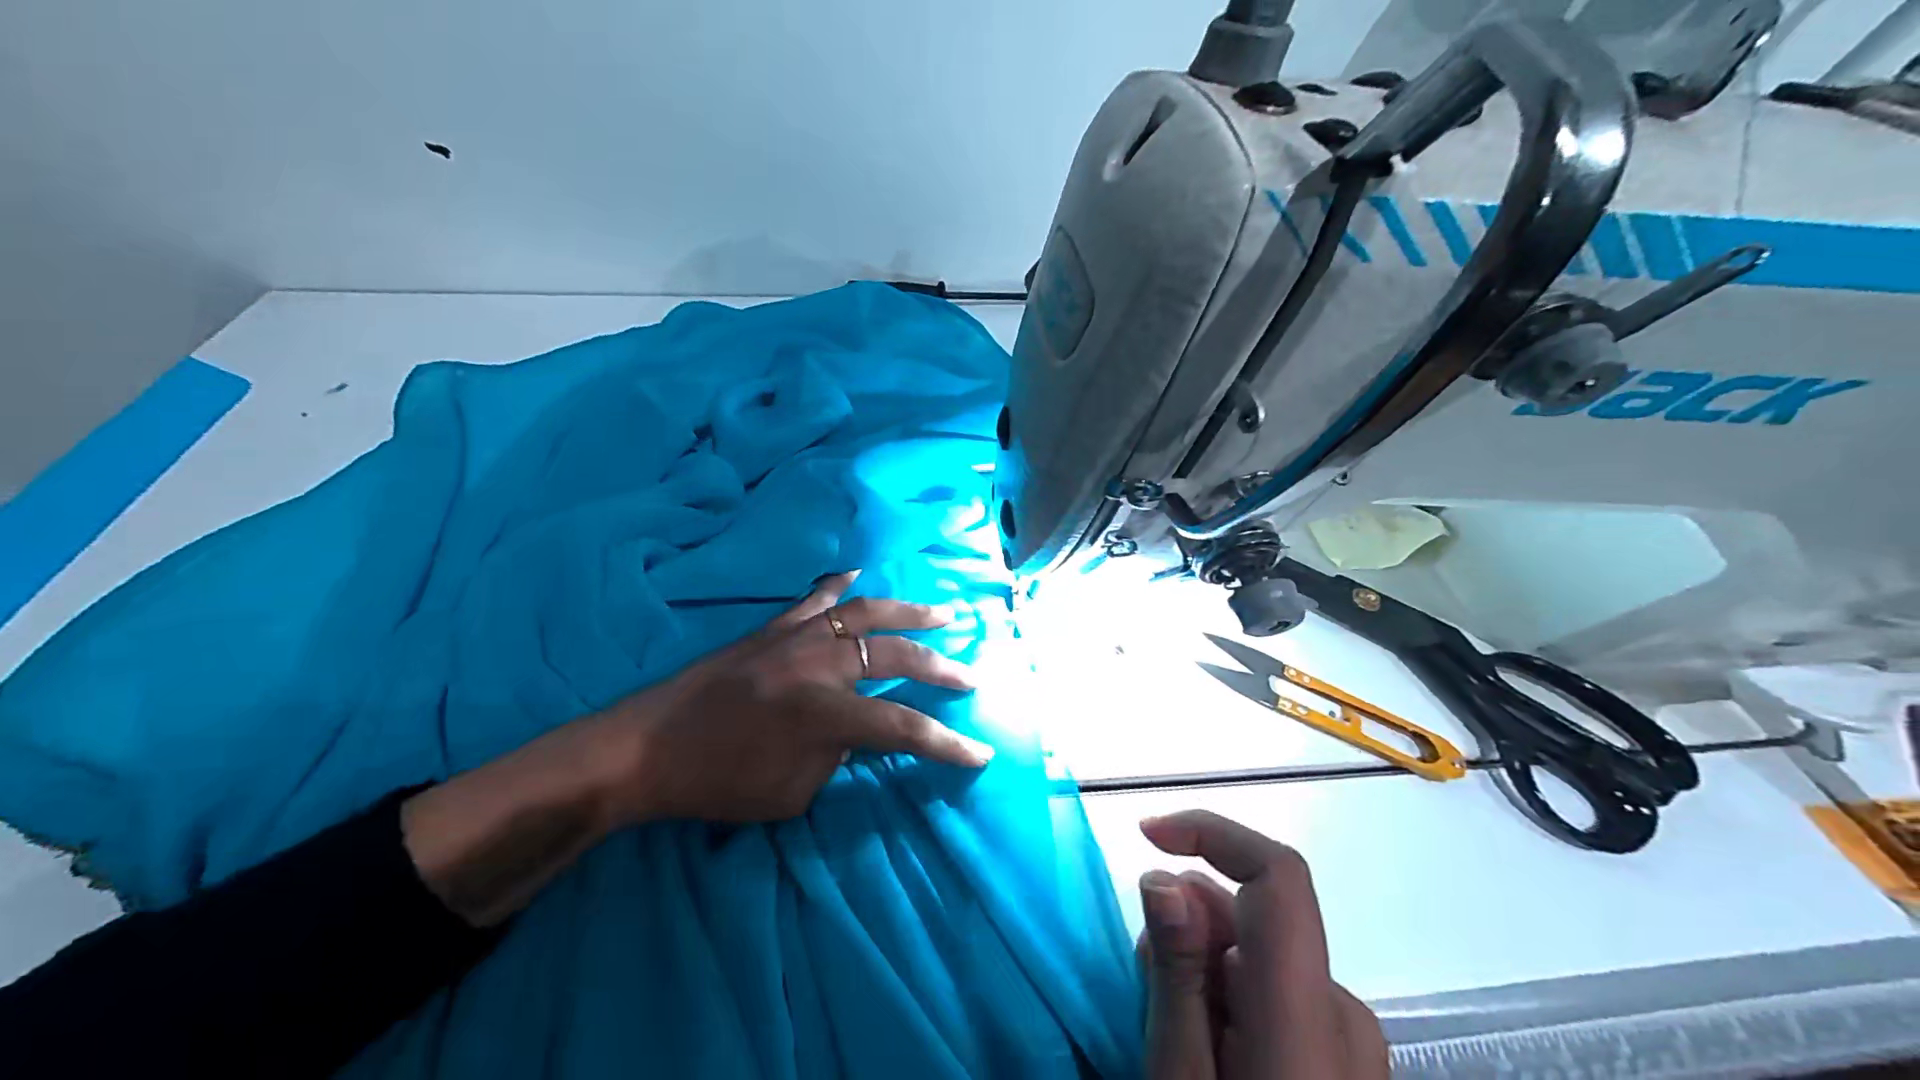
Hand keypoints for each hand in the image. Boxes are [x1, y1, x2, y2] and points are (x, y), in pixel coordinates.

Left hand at [598, 571, 993, 824]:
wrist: (646, 747)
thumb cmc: (718, 781)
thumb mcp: (791, 793)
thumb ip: (838, 759)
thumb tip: (859, 733)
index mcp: (825, 713)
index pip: (904, 728)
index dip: (946, 744)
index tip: (979, 752)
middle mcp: (819, 665)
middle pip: (896, 658)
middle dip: (941, 669)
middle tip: (970, 677)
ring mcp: (795, 638)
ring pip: (865, 613)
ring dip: (909, 613)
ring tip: (942, 614)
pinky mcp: (771, 628)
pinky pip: (813, 598)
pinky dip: (840, 587)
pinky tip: (858, 575)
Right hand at [1136, 811, 1387, 1079]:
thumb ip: (1178, 974)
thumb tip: (1163, 876)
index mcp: (1306, 1012)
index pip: (1279, 874)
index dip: (1214, 831)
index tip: (1145, 833)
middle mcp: (1342, 1009)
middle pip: (1253, 916)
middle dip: (1185, 920)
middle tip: (1141, 981)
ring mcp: (1349, 1035)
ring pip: (1257, 951)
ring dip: (1202, 962)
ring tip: (1169, 1028)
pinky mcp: (1342, 1053)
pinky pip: (1274, 986)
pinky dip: (1226, 990)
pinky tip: (1204, 1045)